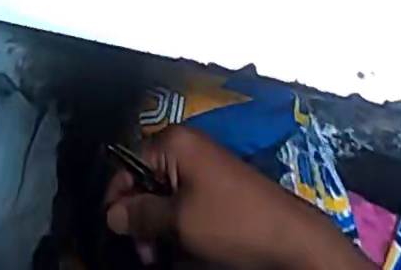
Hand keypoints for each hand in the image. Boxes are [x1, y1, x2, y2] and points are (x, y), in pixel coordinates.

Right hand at [104, 126, 369, 268]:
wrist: (291, 238)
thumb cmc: (231, 223)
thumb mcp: (180, 223)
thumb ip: (141, 215)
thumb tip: (110, 213)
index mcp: (173, 142)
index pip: (129, 161)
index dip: (118, 195)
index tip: (114, 231)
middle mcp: (185, 145)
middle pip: (145, 178)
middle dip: (140, 216)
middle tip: (147, 254)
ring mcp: (202, 164)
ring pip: (164, 193)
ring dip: (159, 226)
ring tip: (165, 258)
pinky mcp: (215, 185)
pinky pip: (184, 200)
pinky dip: (178, 224)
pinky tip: (184, 250)